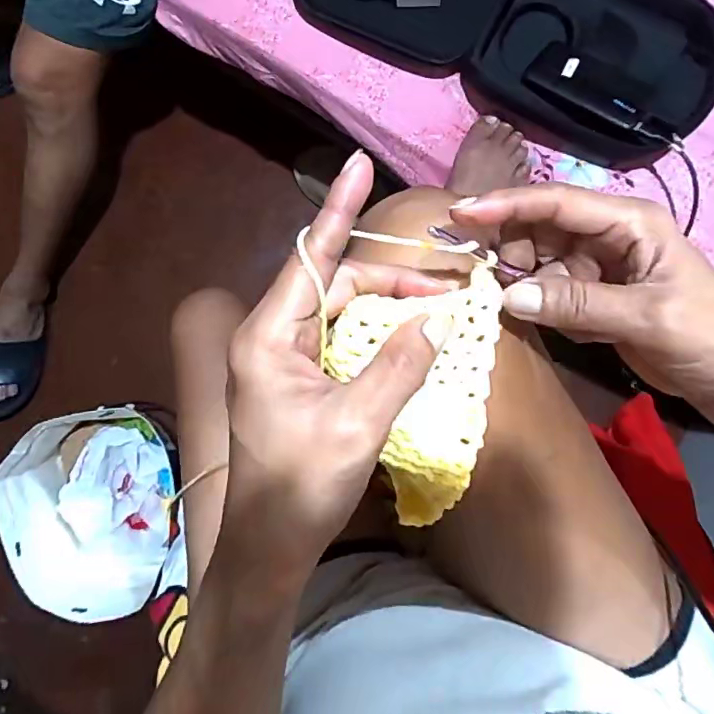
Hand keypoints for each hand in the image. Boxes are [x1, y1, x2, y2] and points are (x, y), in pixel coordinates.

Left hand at [222, 151, 451, 572]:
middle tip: (447, 289)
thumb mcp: (357, 425)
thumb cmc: (301, 489)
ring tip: (435, 306)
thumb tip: (439, 317)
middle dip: (390, 279)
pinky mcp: (297, 376)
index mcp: (269, 336)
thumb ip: (399, 365)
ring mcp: (282, 355)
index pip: (312, 257)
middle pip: (335, 283)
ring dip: (386, 305)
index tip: (359, 164)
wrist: (267, 549)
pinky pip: (340, 335)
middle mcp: (270, 334)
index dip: (339, 208)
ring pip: (340, 308)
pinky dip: (374, 330)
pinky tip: (406, 334)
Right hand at [450, 184, 713, 412]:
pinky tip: (535, 319)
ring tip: (495, 297)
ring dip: (517, 277)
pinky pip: (548, 290)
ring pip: (539, 260)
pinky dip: (535, 302)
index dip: (507, 205)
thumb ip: (577, 304)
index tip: (461, 213)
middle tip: (469, 267)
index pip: (557, 203)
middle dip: (505, 243)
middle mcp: (608, 236)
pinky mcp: (592, 296)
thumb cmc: (710, 338)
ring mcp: (598, 267)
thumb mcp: (647, 317)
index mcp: (629, 222)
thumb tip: (508, 295)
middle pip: (540, 227)